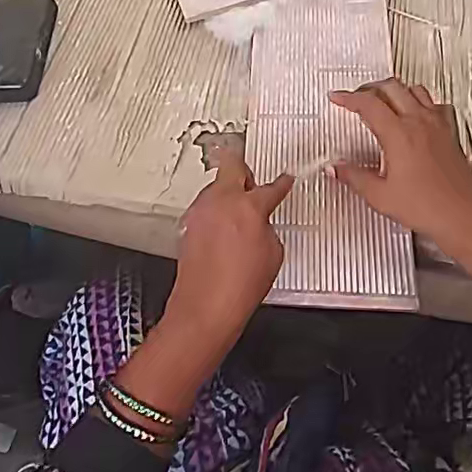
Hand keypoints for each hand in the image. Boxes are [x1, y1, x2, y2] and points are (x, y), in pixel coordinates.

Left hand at [167, 144, 293, 340]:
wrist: (206, 306)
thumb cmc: (237, 286)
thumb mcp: (273, 253)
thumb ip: (268, 227)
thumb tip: (261, 223)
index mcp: (249, 205)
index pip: (271, 187)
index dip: (281, 184)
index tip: (284, 182)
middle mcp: (220, 201)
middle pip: (232, 165)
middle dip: (246, 172)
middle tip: (254, 184)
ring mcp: (200, 211)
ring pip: (215, 187)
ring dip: (227, 194)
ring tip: (237, 216)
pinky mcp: (187, 225)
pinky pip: (204, 208)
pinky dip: (214, 213)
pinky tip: (222, 233)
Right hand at [330, 79, 471, 257]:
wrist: (464, 217)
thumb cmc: (430, 207)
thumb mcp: (379, 195)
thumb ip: (354, 177)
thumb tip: (337, 168)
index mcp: (399, 134)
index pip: (368, 104)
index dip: (348, 98)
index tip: (338, 97)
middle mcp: (420, 123)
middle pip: (391, 88)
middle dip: (369, 89)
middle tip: (355, 97)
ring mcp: (438, 126)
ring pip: (414, 90)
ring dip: (395, 89)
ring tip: (382, 98)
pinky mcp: (450, 134)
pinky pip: (435, 105)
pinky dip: (421, 100)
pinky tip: (418, 111)